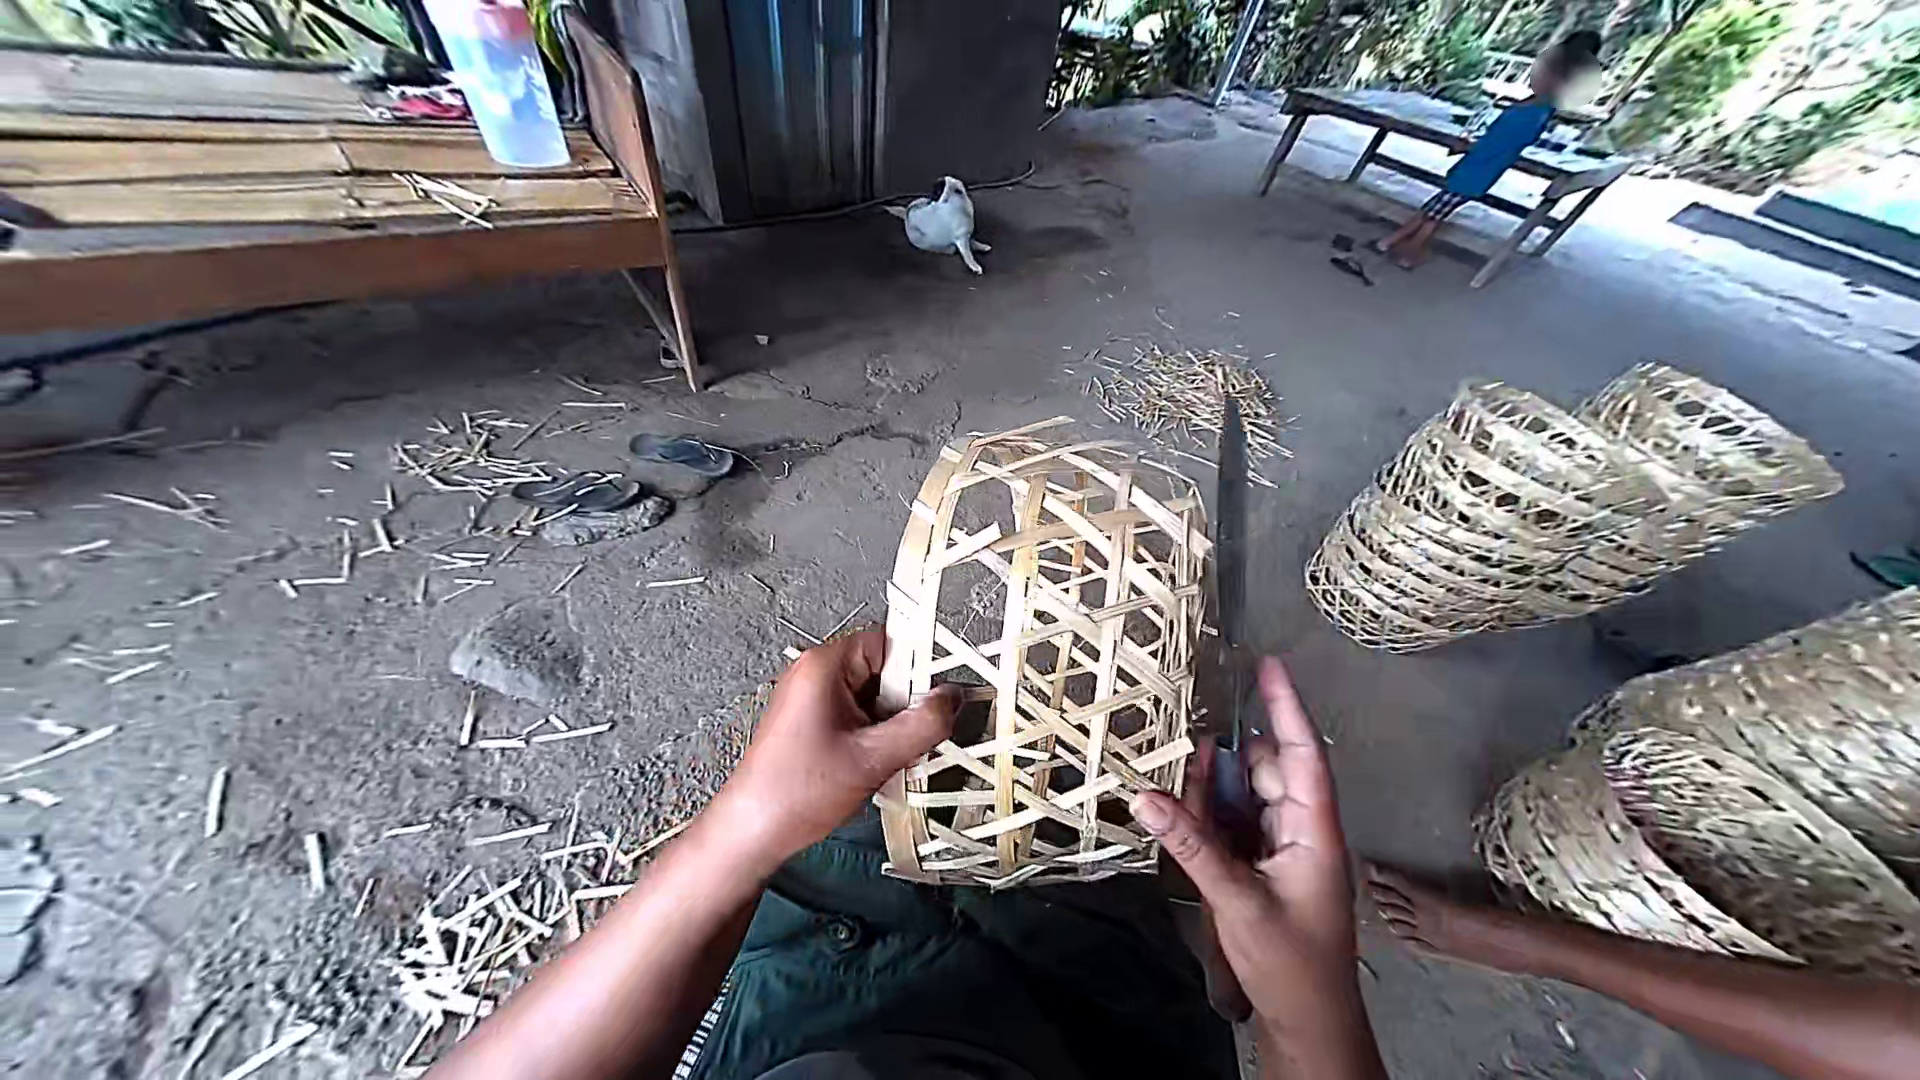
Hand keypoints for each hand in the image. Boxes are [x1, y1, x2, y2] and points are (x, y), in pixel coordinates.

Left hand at [711, 630, 959, 868]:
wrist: (750, 835)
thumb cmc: (798, 793)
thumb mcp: (874, 757)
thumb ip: (923, 724)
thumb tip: (955, 697)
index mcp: (826, 665)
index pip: (890, 642)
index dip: (919, 667)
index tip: (938, 697)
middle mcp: (817, 672)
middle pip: (885, 670)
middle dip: (906, 704)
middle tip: (914, 737)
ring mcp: (814, 697)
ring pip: (875, 696)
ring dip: (892, 725)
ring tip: (890, 757)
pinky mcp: (814, 720)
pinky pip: (860, 715)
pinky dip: (876, 736)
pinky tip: (875, 765)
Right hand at [1130, 658, 1377, 1072]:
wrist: (1306, 1025)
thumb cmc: (1293, 966)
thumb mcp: (1239, 902)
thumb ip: (1192, 845)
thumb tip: (1144, 796)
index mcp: (1314, 832)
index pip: (1304, 755)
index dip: (1287, 708)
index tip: (1269, 665)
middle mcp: (1297, 828)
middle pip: (1262, 770)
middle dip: (1226, 752)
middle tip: (1184, 728)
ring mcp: (1275, 845)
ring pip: (1240, 793)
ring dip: (1209, 783)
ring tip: (1173, 766)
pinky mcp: (1255, 860)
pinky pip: (1227, 819)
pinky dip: (1204, 808)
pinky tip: (1177, 803)